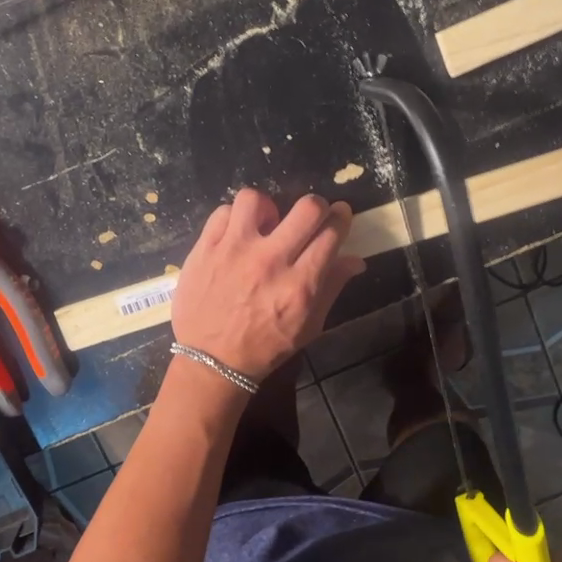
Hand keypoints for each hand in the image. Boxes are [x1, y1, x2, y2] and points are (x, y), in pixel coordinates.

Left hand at [171, 188, 366, 380]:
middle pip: (307, 208)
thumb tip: (355, 260)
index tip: (339, 215)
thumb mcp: (308, 326)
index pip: (331, 233)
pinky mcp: (205, 249)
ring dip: (267, 208)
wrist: (211, 362)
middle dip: (316, 207)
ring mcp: (234, 251)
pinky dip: (234, 219)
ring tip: (265, 226)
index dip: (341, 218)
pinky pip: (224, 211)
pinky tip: (237, 235)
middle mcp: (270, 261)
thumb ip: (332, 288)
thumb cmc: (265, 347)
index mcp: (300, 284)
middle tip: (309, 219)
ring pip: (257, 199)